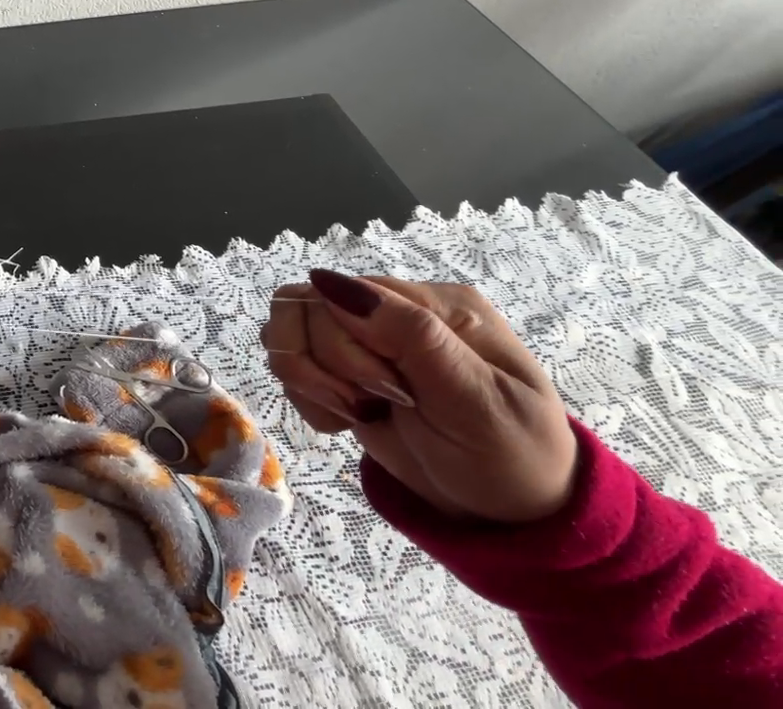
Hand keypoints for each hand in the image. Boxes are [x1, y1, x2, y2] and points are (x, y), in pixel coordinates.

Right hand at [261, 270, 577, 522]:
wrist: (502, 509)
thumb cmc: (508, 454)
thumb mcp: (475, 399)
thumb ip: (411, 335)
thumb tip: (331, 282)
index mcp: (433, 304)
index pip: (340, 294)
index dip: (344, 347)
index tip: (391, 394)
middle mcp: (390, 310)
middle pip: (303, 311)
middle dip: (327, 369)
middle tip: (373, 407)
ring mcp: (361, 337)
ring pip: (283, 333)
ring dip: (309, 382)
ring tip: (356, 411)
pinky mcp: (337, 367)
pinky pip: (288, 363)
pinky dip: (307, 398)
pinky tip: (347, 419)